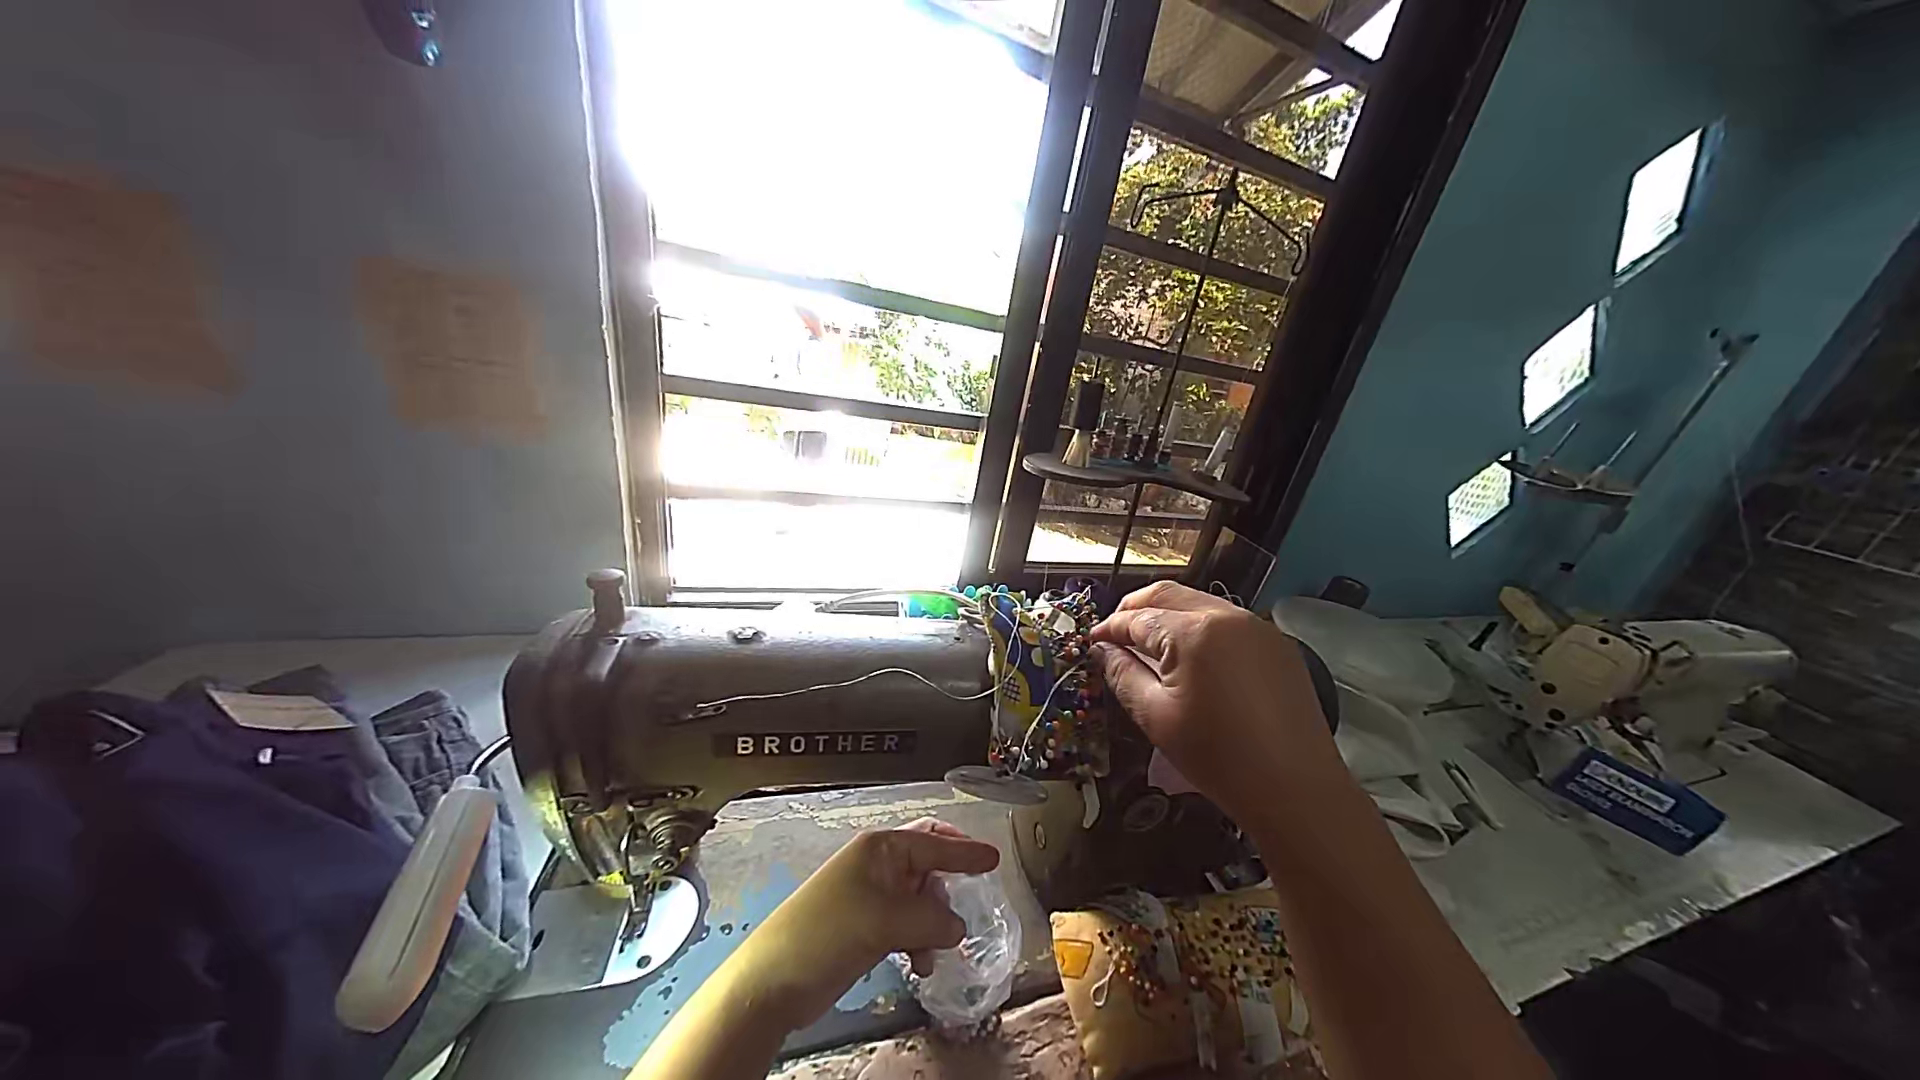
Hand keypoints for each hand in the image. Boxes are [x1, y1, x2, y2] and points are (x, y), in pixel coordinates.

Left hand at [738, 818, 999, 1030]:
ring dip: (932, 923)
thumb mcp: (885, 920)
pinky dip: (918, 940)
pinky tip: (918, 963)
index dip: (966, 851)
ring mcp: (871, 896)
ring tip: (933, 951)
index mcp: (880, 848)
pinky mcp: (866, 926)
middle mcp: (878, 865)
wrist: (772, 982)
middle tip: (968, 903)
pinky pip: (907, 924)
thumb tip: (959, 927)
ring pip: (919, 900)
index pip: (933, 842)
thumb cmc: (827, 933)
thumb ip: (930, 919)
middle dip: (946, 888)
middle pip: (927, 867)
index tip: (994, 859)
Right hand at [1088, 582, 1348, 824]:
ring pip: (1197, 603)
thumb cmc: (1218, 757)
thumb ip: (1122, 674)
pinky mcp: (1276, 644)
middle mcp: (1227, 616)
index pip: (1137, 617)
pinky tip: (1189, 658)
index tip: (1091, 643)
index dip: (1108, 629)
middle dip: (1134, 610)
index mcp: (1194, 632)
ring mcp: (1257, 627)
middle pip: (1167, 594)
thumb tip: (1102, 650)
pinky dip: (1198, 627)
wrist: (1297, 790)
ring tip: (1147, 647)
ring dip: (1166, 616)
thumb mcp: (1156, 716)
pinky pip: (1225, 621)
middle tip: (1114, 637)